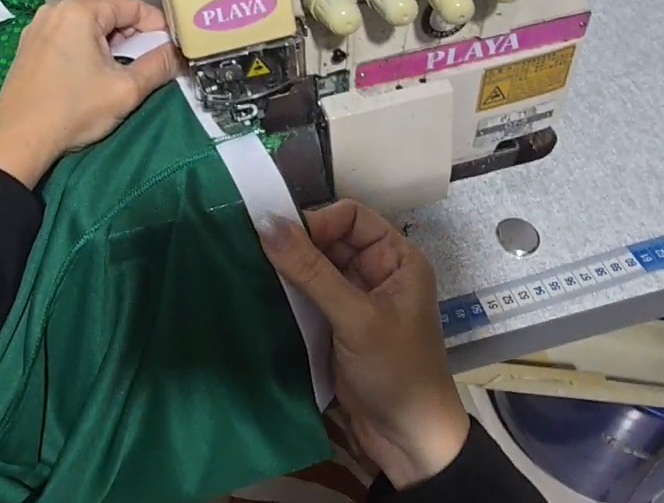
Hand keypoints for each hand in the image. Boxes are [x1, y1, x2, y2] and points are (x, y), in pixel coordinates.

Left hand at [0, 0, 180, 187]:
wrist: (18, 141)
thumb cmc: (73, 111)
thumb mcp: (125, 90)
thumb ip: (158, 66)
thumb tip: (179, 53)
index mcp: (79, 12)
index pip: (130, 4)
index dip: (156, 22)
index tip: (170, 43)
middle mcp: (56, 9)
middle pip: (107, 5)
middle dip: (134, 27)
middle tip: (151, 52)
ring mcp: (39, 26)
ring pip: (87, 18)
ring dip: (111, 35)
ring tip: (126, 61)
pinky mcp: (30, 44)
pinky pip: (68, 30)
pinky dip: (89, 41)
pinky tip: (96, 67)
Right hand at [259, 201, 470, 489]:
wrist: (409, 446)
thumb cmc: (396, 373)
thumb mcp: (355, 318)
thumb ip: (311, 271)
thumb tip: (266, 222)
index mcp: (396, 258)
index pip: (350, 217)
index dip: (318, 223)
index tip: (283, 241)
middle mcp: (377, 271)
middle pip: (329, 238)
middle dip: (298, 245)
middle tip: (258, 253)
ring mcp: (356, 298)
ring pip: (315, 266)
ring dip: (289, 269)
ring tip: (254, 270)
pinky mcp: (337, 324)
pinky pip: (309, 294)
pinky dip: (289, 293)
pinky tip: (264, 293)